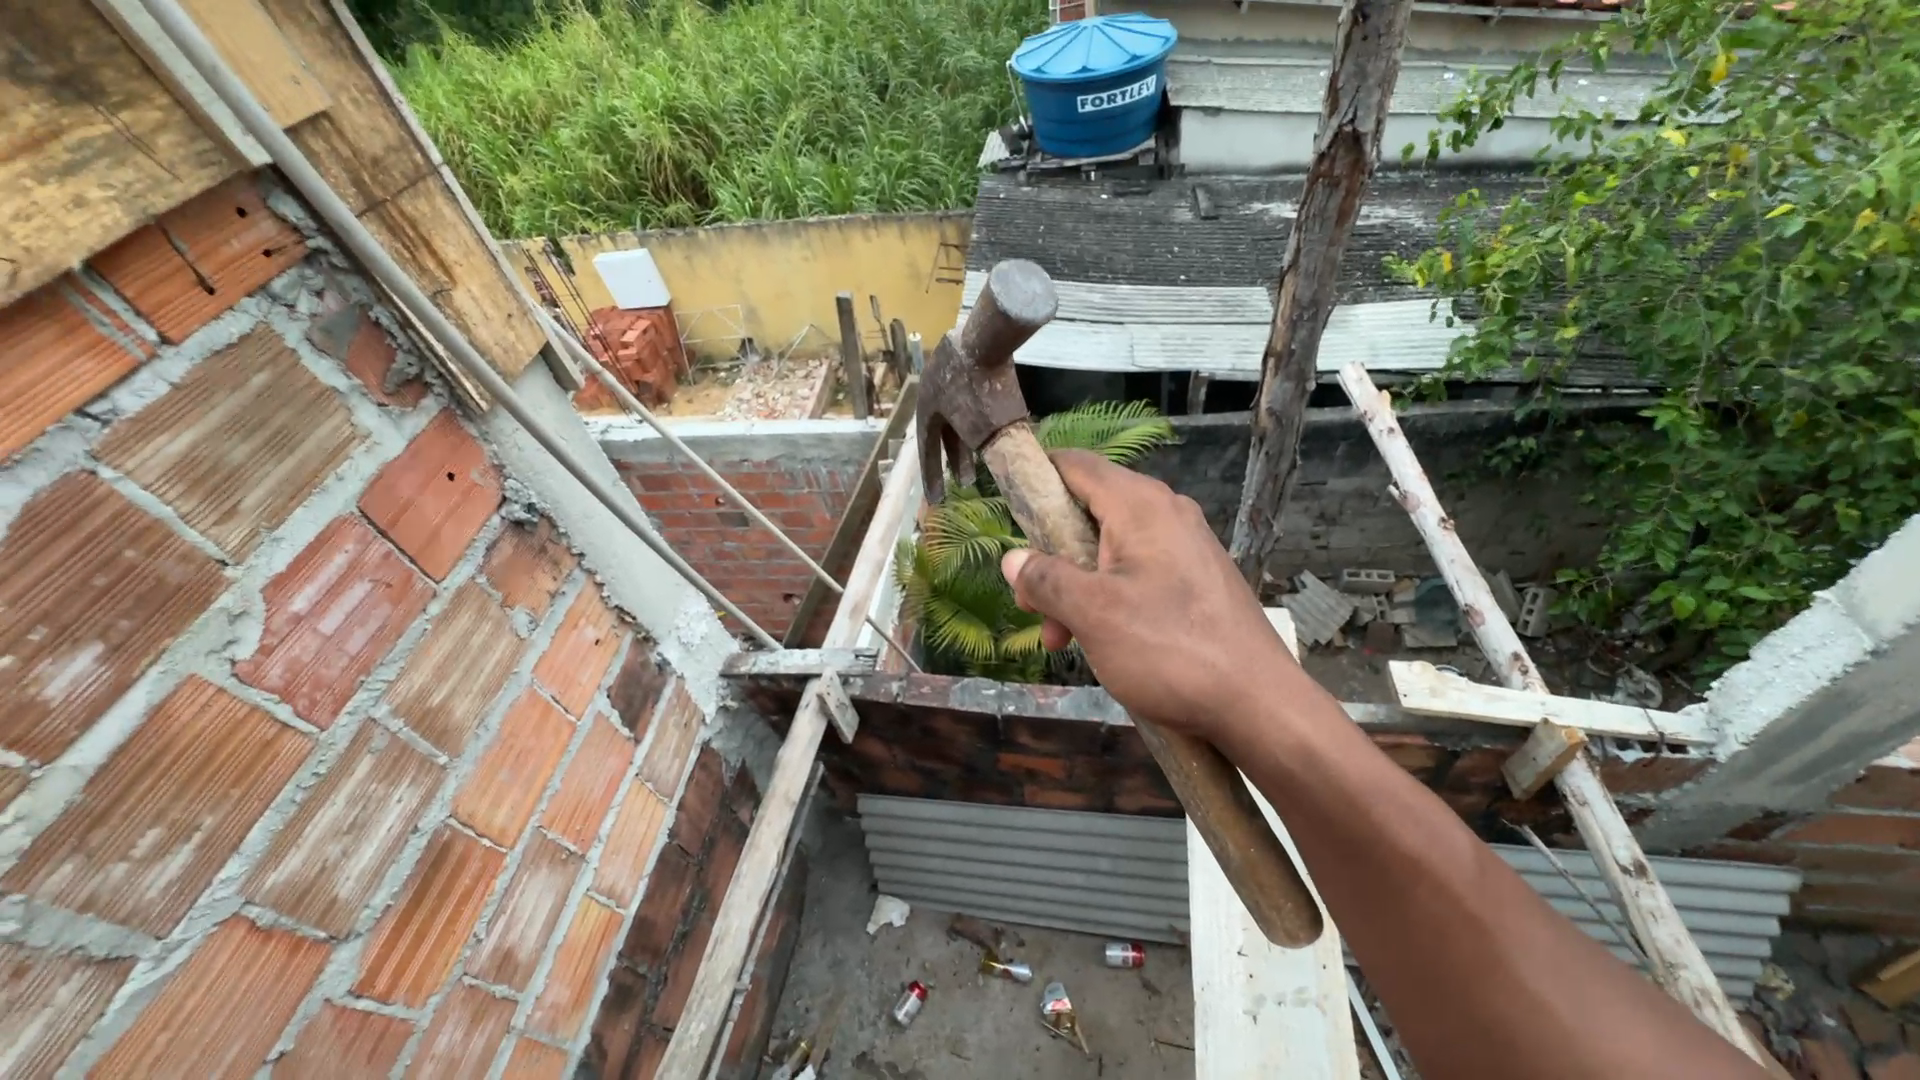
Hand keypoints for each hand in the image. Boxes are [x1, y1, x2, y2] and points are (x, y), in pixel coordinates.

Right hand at [999, 449, 1305, 740]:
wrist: (1258, 704)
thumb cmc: (1169, 649)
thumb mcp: (1092, 614)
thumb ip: (1046, 579)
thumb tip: (1013, 559)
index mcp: (1140, 505)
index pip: (1076, 465)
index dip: (1037, 479)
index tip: (1008, 515)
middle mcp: (1166, 514)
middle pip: (1089, 513)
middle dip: (1051, 555)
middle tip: (1031, 605)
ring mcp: (1186, 548)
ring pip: (1111, 551)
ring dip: (1076, 588)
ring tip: (1060, 640)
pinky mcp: (1197, 582)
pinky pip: (1138, 575)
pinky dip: (1109, 600)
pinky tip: (1100, 644)